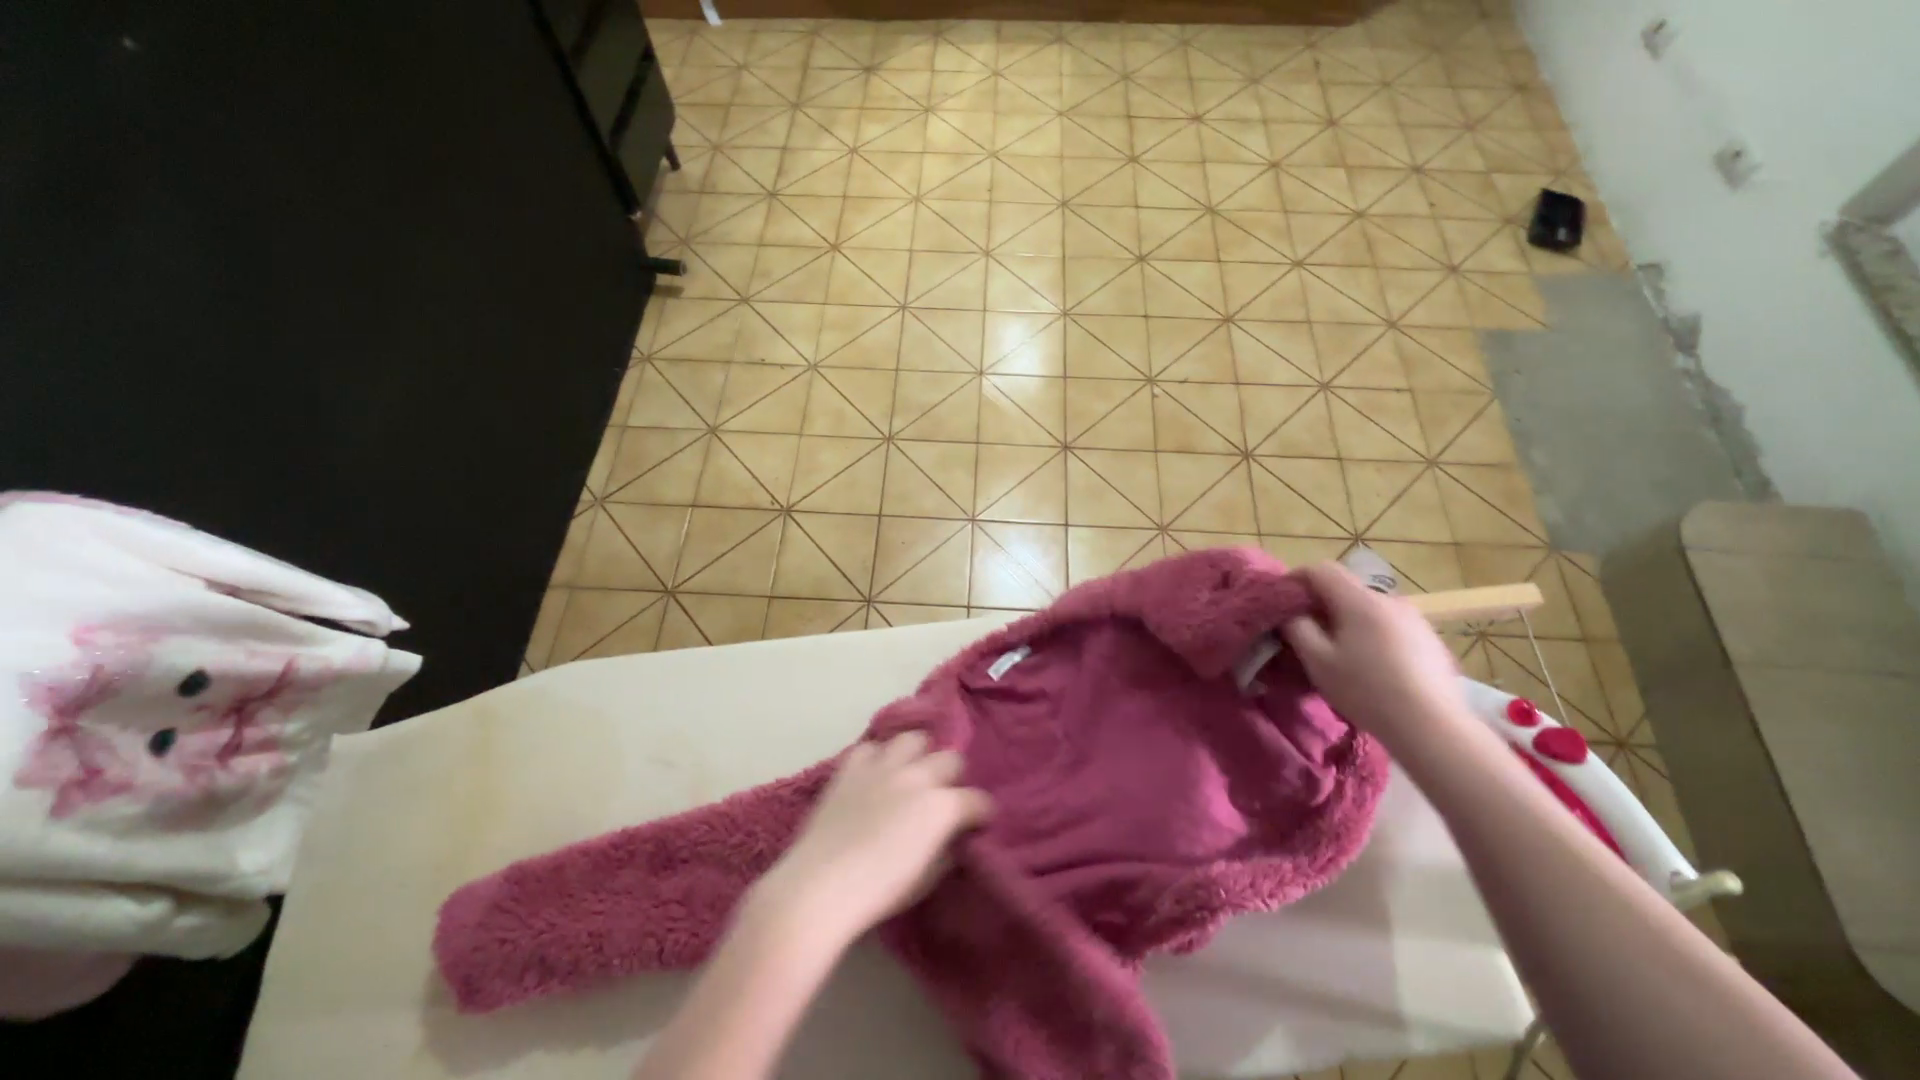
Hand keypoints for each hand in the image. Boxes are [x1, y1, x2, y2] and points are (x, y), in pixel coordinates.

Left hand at [743, 732, 991, 948]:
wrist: (821, 885)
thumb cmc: (881, 891)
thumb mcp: (928, 878)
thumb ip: (947, 850)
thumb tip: (953, 837)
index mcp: (942, 806)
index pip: (977, 801)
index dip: (982, 813)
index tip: (978, 823)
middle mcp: (917, 777)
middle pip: (950, 759)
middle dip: (954, 778)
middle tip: (945, 798)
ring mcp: (882, 767)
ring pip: (913, 740)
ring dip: (919, 756)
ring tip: (913, 774)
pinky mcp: (851, 768)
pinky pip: (871, 748)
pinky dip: (879, 758)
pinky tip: (877, 774)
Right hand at [1281, 562, 1470, 748]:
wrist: (1431, 724)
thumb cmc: (1366, 690)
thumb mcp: (1318, 662)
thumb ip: (1298, 629)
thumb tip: (1291, 613)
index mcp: (1360, 600)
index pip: (1321, 569)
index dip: (1297, 579)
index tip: (1283, 602)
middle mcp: (1390, 599)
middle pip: (1347, 589)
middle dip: (1323, 604)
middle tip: (1308, 633)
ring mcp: (1415, 618)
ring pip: (1370, 608)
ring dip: (1350, 620)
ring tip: (1342, 652)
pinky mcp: (1429, 638)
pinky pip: (1391, 625)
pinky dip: (1374, 634)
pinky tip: (1374, 665)